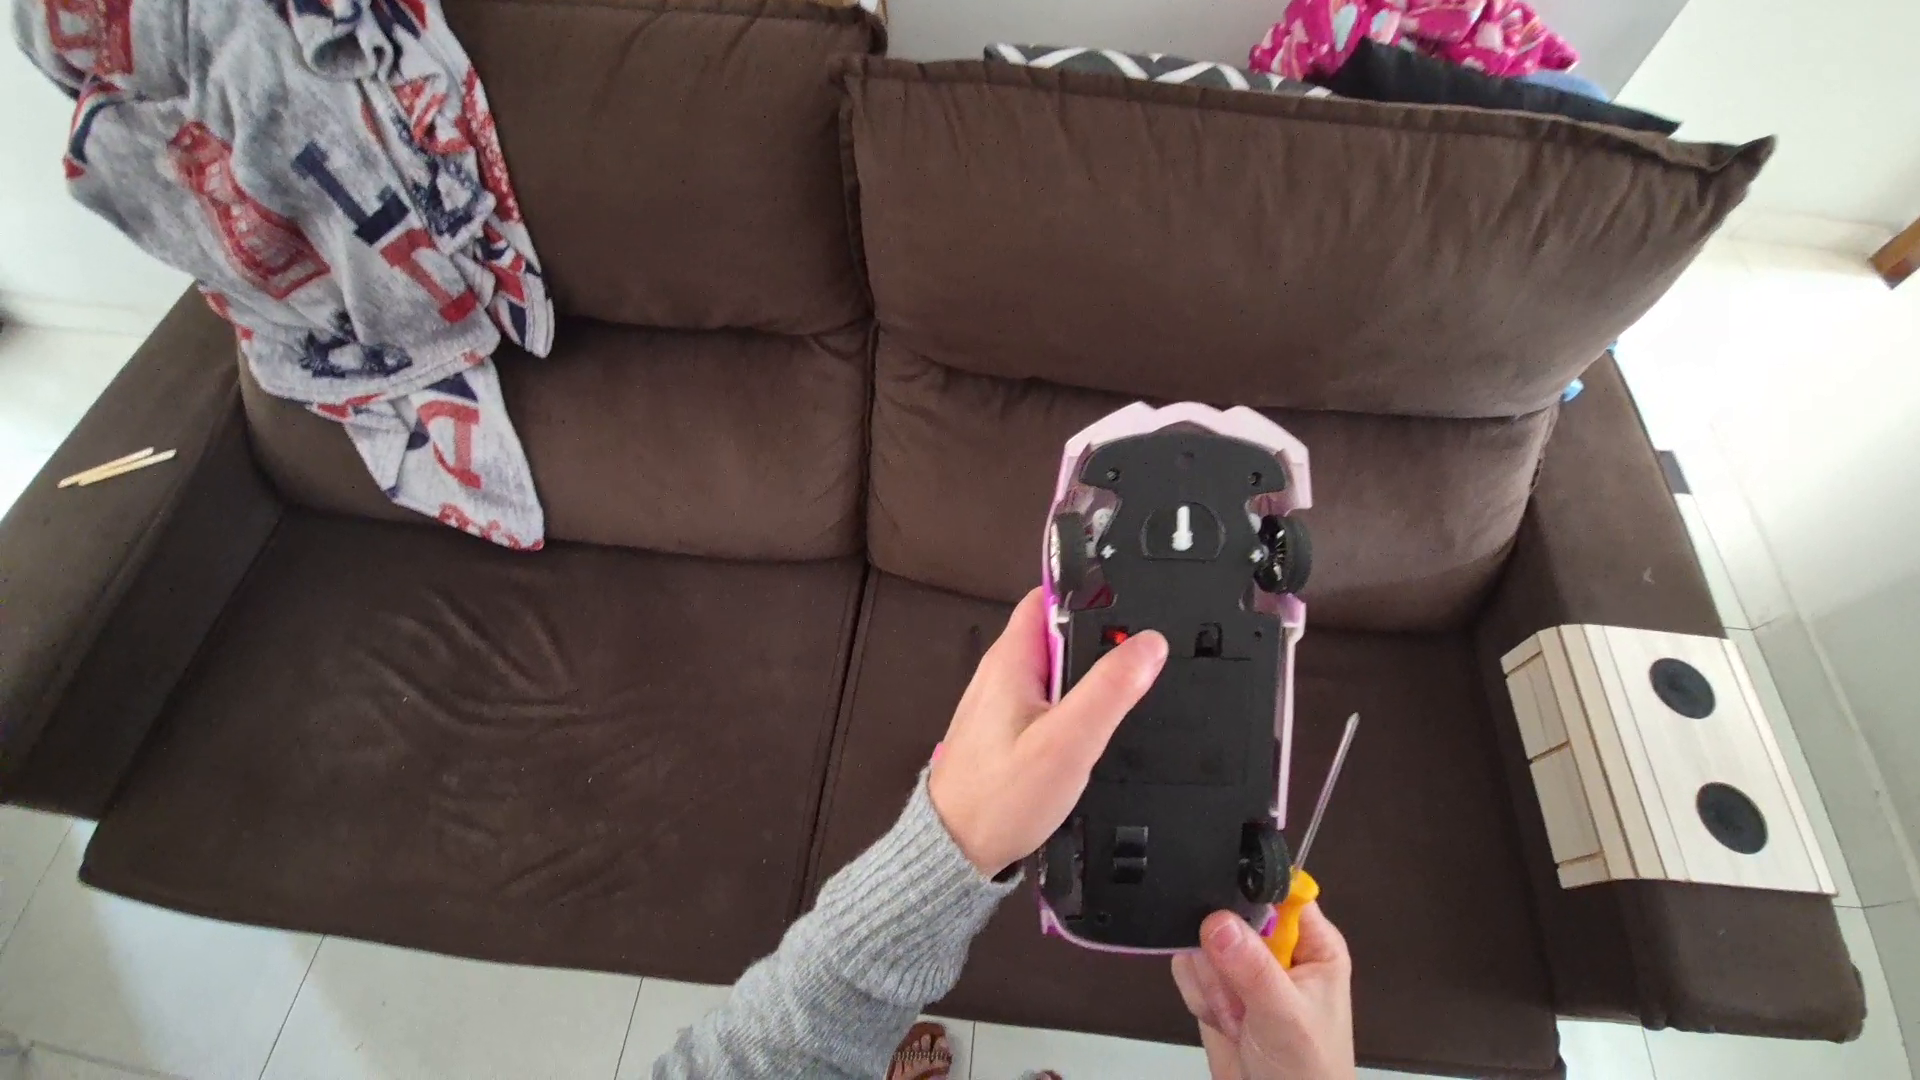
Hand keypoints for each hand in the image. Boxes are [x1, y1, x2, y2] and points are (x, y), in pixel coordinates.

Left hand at [928, 588, 1167, 875]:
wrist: (958, 848)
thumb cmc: (1001, 797)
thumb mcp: (1068, 741)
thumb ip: (1109, 690)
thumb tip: (1148, 645)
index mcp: (1010, 659)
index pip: (1047, 597)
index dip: (1087, 592)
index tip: (1128, 601)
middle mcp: (1001, 672)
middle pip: (1056, 632)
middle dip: (1096, 640)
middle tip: (1137, 661)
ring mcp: (1000, 700)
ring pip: (1054, 670)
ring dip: (1085, 677)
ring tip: (1121, 697)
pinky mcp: (1004, 728)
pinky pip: (1045, 699)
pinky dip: (1071, 705)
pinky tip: (1089, 729)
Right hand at [1171, 904, 1355, 1079]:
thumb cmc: (1307, 1075)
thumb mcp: (1286, 1020)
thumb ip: (1252, 968)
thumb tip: (1216, 919)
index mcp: (1312, 941)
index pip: (1279, 888)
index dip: (1248, 887)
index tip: (1223, 908)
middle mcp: (1276, 944)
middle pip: (1228, 908)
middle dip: (1221, 953)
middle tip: (1235, 991)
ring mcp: (1241, 963)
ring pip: (1201, 938)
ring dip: (1211, 982)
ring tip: (1235, 1017)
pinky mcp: (1214, 982)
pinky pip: (1186, 965)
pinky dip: (1197, 996)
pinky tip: (1221, 1021)